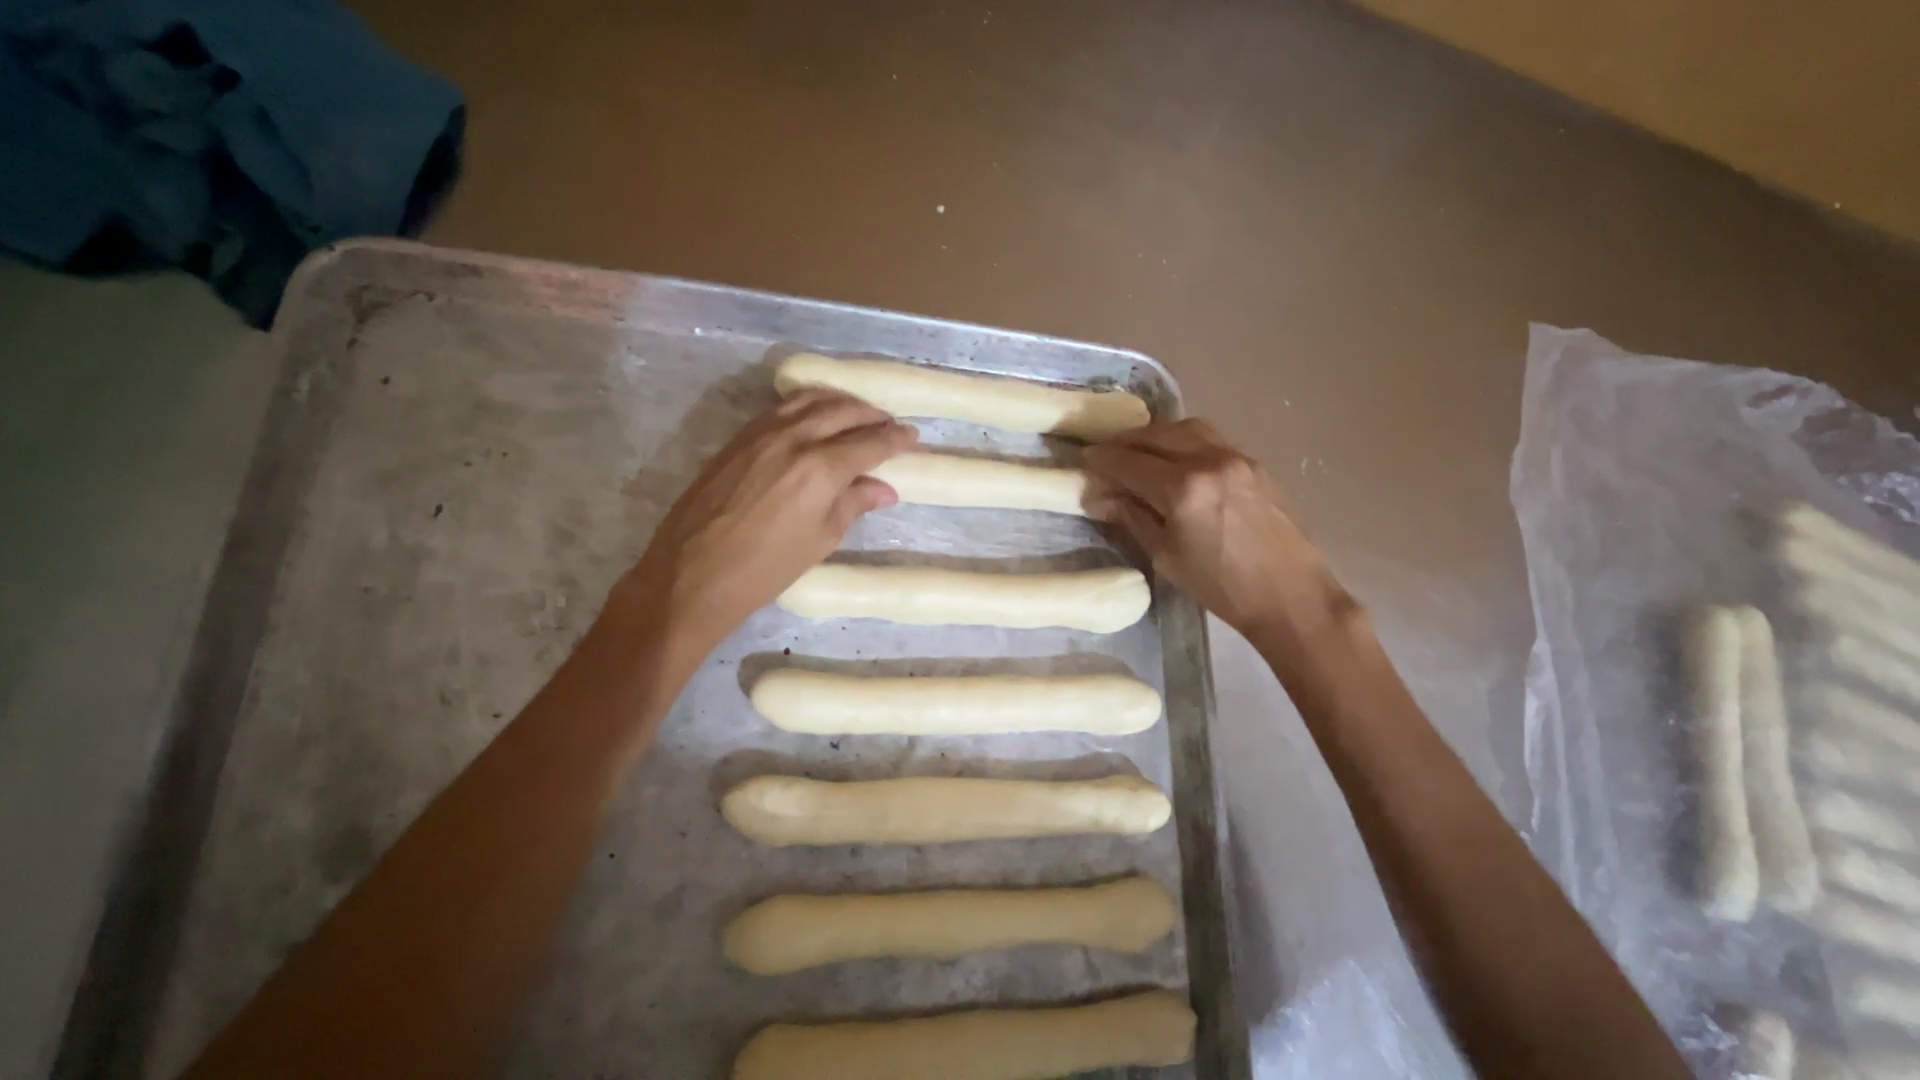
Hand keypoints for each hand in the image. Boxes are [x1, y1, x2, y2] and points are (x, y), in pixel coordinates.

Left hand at [611, 389, 916, 655]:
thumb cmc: (764, 569)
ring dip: (840, 401)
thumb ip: (853, 504)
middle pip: (842, 411)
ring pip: (810, 400)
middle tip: (889, 423)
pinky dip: (808, 403)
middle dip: (871, 414)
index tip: (912, 436)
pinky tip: (815, 415)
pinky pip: (783, 407)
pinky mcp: (739, 437)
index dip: (895, 438)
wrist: (693, 573)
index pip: (869, 442)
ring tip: (857, 412)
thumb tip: (883, 489)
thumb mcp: (820, 540)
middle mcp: (795, 438)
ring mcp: (762, 433)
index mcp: (821, 468)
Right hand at [1084, 419, 1349, 641]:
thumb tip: (1100, 497)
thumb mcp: (1166, 556)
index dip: (1104, 460)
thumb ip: (1132, 518)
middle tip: (1106, 451)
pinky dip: (1185, 439)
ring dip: (1157, 434)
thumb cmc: (1222, 586)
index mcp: (1183, 487)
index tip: (1085, 458)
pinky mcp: (1254, 463)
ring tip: (1140, 448)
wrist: (1290, 595)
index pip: (1131, 462)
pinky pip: (1211, 438)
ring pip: (1186, 428)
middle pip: (1157, 435)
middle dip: (1127, 441)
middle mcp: (1209, 460)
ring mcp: (1236, 457)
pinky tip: (1176, 456)